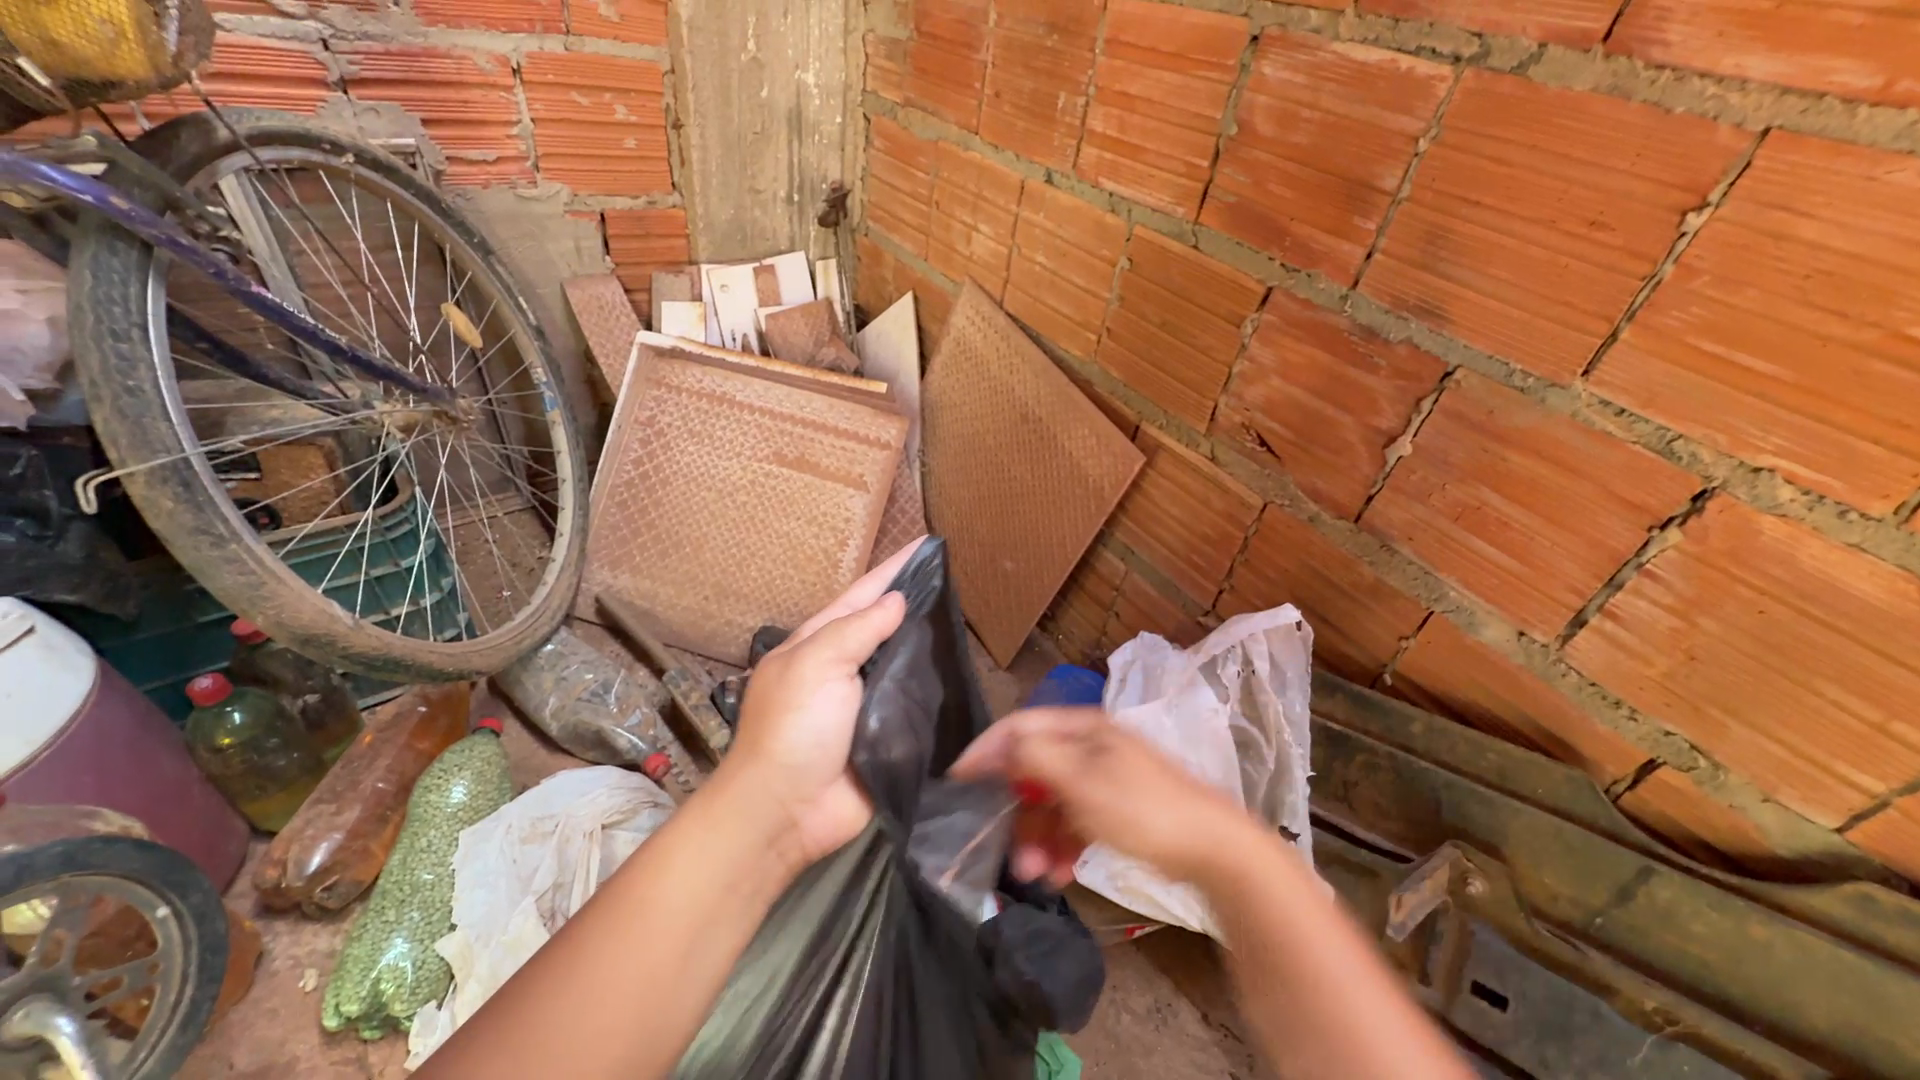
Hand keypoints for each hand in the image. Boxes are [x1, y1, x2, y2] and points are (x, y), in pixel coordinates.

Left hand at [718, 538, 927, 869]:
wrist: (786, 810)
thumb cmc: (794, 728)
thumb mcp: (818, 665)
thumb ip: (858, 630)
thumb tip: (896, 601)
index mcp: (817, 643)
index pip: (862, 595)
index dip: (893, 570)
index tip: (927, 545)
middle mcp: (842, 669)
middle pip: (884, 627)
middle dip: (914, 603)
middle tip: (959, 581)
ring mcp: (863, 705)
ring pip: (902, 665)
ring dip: (928, 645)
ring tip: (967, 621)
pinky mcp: (884, 738)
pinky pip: (913, 707)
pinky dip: (933, 690)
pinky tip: (960, 676)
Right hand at [950, 707, 1251, 887]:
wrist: (1214, 850)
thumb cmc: (1144, 810)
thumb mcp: (1083, 783)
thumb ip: (1036, 759)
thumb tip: (1001, 745)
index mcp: (1083, 730)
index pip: (1019, 728)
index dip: (985, 750)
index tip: (957, 780)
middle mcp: (1090, 748)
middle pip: (1033, 771)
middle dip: (1016, 811)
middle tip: (1004, 849)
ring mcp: (1104, 779)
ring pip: (1052, 802)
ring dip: (1037, 837)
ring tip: (1035, 874)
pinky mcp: (1116, 810)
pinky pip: (1074, 823)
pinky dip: (1061, 845)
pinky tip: (1059, 874)